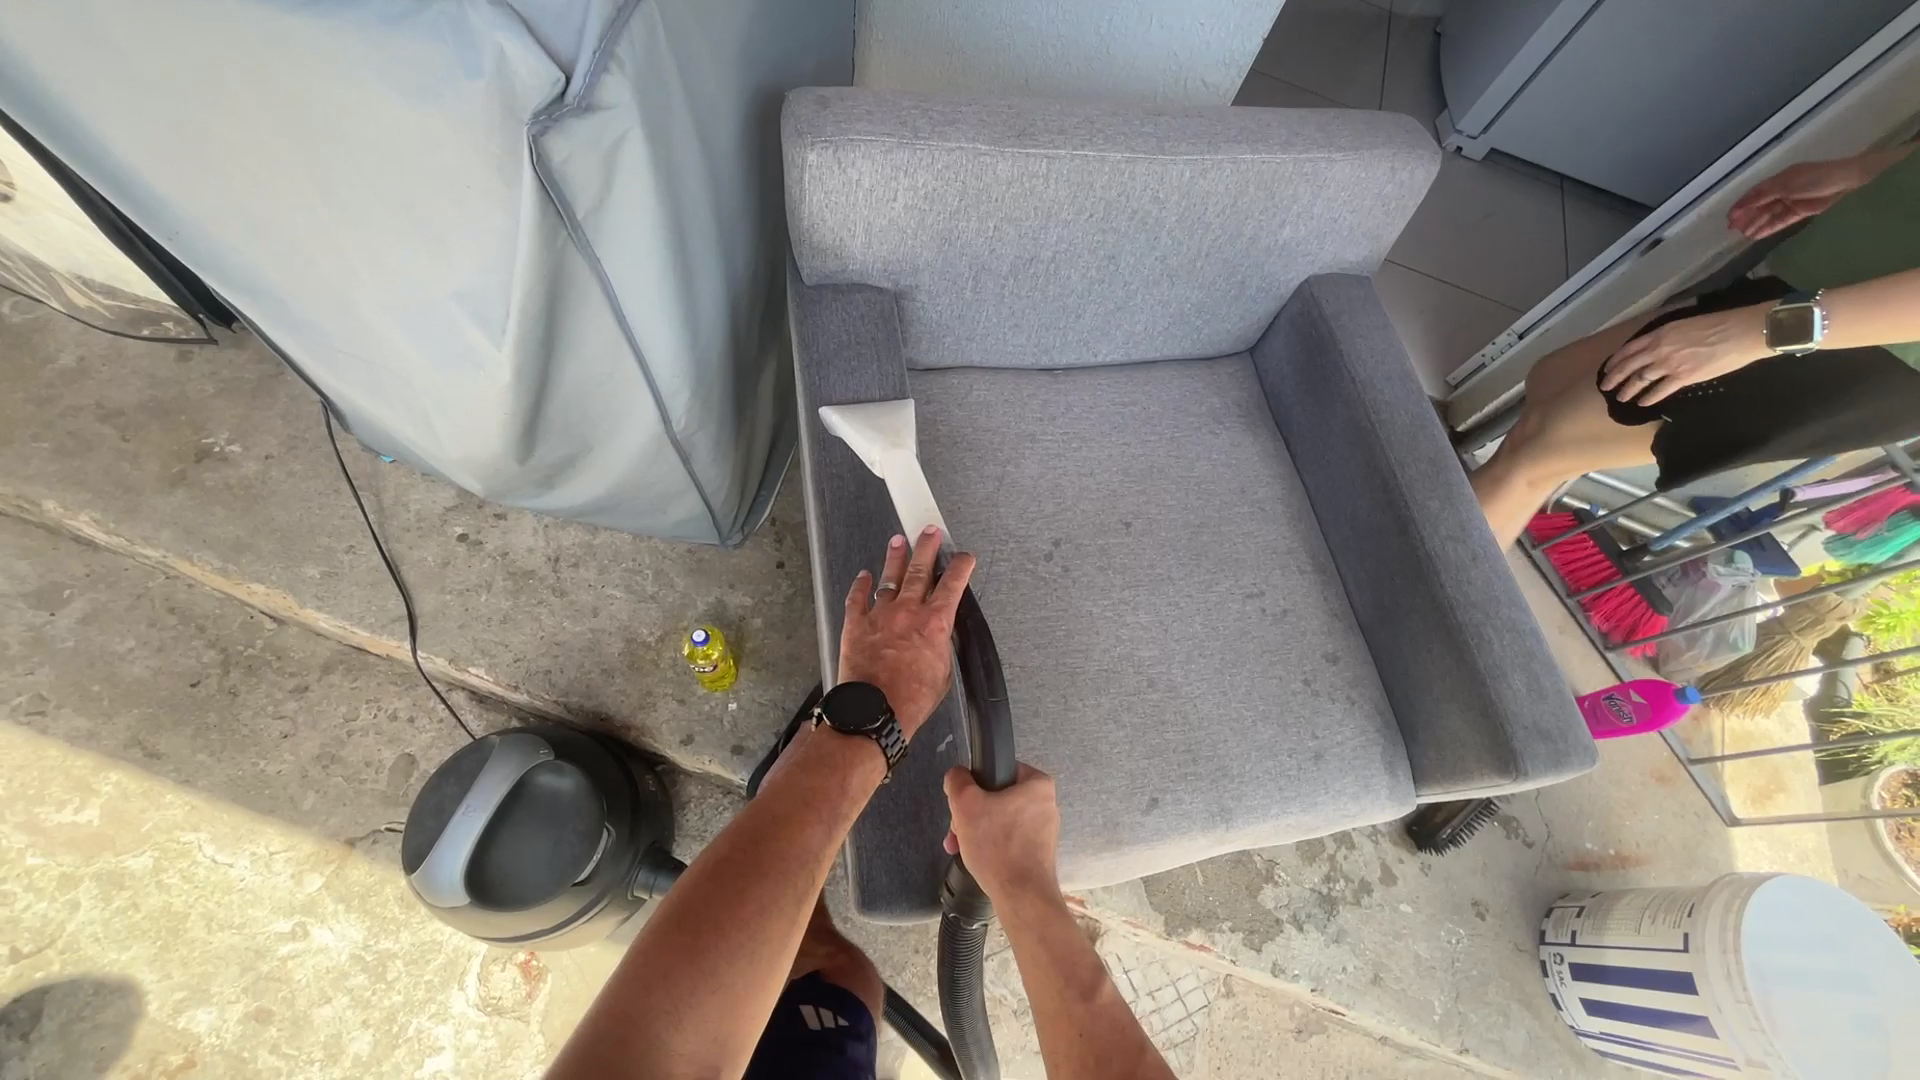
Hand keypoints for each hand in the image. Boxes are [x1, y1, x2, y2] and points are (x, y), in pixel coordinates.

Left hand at [837, 525, 976, 738]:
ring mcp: (880, 615)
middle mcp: (908, 612)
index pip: (952, 584)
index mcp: (934, 623)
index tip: (964, 557)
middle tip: (930, 532)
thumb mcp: (943, 671)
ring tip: (898, 542)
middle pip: (921, 570)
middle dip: (927, 547)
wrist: (876, 711)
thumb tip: (937, 636)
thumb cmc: (910, 698)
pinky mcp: (856, 624)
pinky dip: (861, 584)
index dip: (960, 566)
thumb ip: (940, 645)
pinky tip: (864, 575)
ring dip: (896, 558)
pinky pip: (858, 597)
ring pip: (890, 577)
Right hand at [943, 763, 1060, 903]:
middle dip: (971, 815)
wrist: (1021, 898)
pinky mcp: (1038, 851)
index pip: (998, 769)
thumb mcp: (966, 804)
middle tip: (958, 830)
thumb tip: (957, 775)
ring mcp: (1044, 829)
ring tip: (960, 846)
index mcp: (1038, 783)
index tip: (962, 804)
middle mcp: (1046, 803)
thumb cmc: (997, 846)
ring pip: (999, 820)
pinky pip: (1008, 839)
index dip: (975, 785)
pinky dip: (990, 846)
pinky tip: (976, 858)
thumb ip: (957, 780)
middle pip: (996, 798)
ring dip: (976, 831)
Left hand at [1599, 304, 1770, 405]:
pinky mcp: (1684, 377)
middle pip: (1628, 366)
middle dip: (1613, 378)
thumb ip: (1667, 336)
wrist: (1747, 330)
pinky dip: (1649, 398)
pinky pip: (1660, 390)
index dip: (1615, 361)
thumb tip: (1658, 345)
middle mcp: (1659, 349)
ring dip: (1628, 390)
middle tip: (1605, 387)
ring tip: (1621, 398)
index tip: (1607, 369)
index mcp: (1659, 334)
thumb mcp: (1686, 324)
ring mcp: (1669, 364)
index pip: (1628, 349)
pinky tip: (1643, 403)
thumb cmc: (1722, 323)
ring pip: (1640, 380)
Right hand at [1727, 157, 1870, 238]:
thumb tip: (1739, 207)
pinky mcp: (1802, 211)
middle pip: (1760, 205)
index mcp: (1779, 180)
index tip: (1729, 219)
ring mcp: (1793, 201)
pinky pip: (1781, 221)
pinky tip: (1757, 236)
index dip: (1740, 206)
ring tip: (1743, 235)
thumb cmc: (1816, 178)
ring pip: (1769, 214)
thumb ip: (1761, 196)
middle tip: (1732, 230)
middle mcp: (1784, 190)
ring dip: (1756, 224)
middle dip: (1746, 217)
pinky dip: (1769, 228)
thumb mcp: (1785, 184)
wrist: (1852, 180)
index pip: (1754, 194)